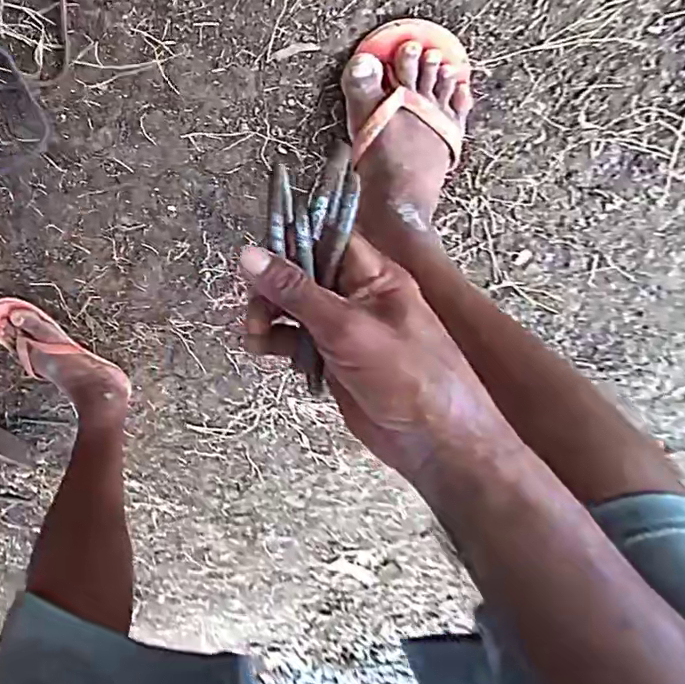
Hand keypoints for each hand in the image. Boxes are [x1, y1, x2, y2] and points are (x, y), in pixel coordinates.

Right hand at [240, 236, 516, 483]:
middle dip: (270, 287)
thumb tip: (249, 255)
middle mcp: (355, 295)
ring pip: (289, 305)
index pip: (325, 238)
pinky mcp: (329, 355)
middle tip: (255, 309)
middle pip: (299, 273)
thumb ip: (294, 290)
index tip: (256, 253)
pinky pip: (291, 336)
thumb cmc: (408, 377)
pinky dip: (273, 340)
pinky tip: (262, 350)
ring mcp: (341, 326)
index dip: (290, 238)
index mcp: (373, 276)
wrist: (435, 445)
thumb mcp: (345, 326)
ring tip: (255, 336)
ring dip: (266, 315)